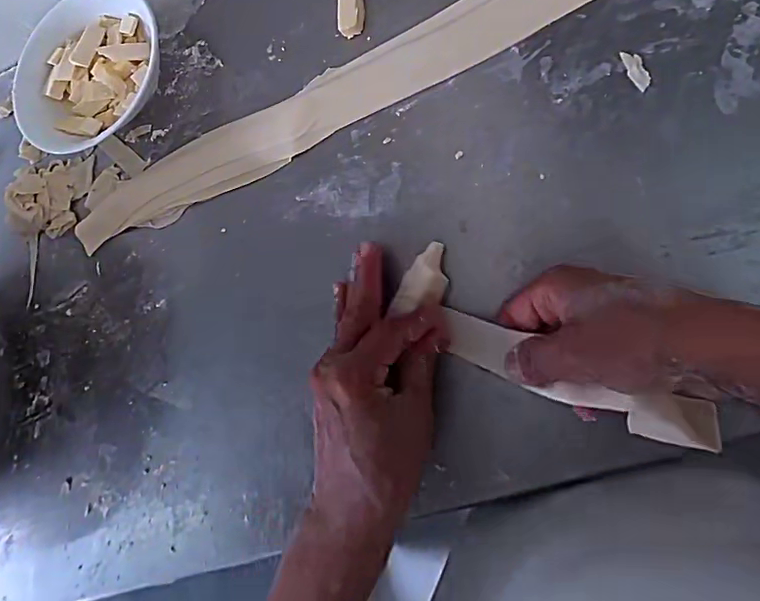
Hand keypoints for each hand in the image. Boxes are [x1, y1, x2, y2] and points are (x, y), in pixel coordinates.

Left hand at [306, 243, 446, 541]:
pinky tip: (345, 301)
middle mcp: (331, 367)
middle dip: (367, 280)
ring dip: (356, 295)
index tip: (436, 311)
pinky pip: (340, 342)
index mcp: (354, 374)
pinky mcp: (325, 383)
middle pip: (357, 316)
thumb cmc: (386, 471)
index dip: (416, 320)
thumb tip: (431, 330)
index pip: (391, 333)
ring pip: (346, 326)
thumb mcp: (415, 416)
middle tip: (369, 248)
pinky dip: (348, 319)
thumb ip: (420, 366)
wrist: (348, 512)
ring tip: (358, 265)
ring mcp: (323, 374)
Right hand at [499, 265, 718, 395]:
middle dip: (548, 366)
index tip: (515, 373)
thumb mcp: (573, 356)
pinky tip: (614, 397)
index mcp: (557, 286)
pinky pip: (602, 351)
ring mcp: (607, 308)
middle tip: (557, 392)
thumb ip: (534, 361)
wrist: (700, 343)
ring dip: (577, 376)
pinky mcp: (631, 327)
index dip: (509, 343)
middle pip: (544, 330)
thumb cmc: (633, 341)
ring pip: (575, 346)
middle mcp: (578, 291)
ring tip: (591, 402)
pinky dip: (602, 374)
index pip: (514, 312)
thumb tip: (511, 362)